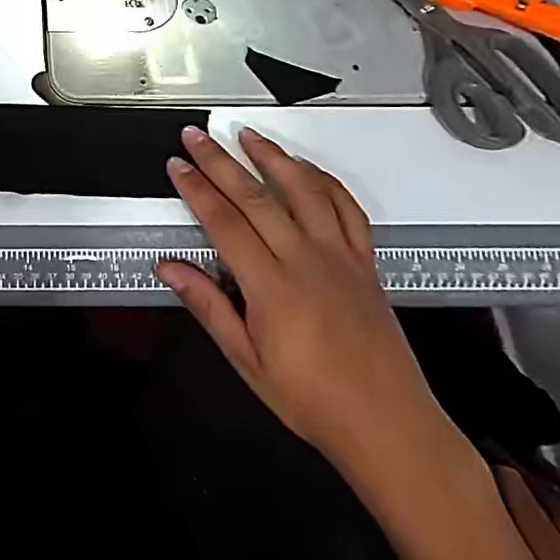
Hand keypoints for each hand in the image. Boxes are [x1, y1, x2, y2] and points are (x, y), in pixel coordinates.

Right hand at [157, 126, 452, 472]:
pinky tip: (308, 168)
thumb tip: (173, 271)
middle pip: (255, 195)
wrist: (386, 424)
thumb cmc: (318, 401)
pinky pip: (346, 207)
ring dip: (272, 156)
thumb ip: (208, 306)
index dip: (196, 188)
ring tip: (249, 135)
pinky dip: (325, 180)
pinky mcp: (364, 261)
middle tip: (198, 137)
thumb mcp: (246, 360)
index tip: (179, 167)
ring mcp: (339, 256)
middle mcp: (307, 261)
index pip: (224, 221)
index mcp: (273, 287)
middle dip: (220, 160)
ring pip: (303, 189)